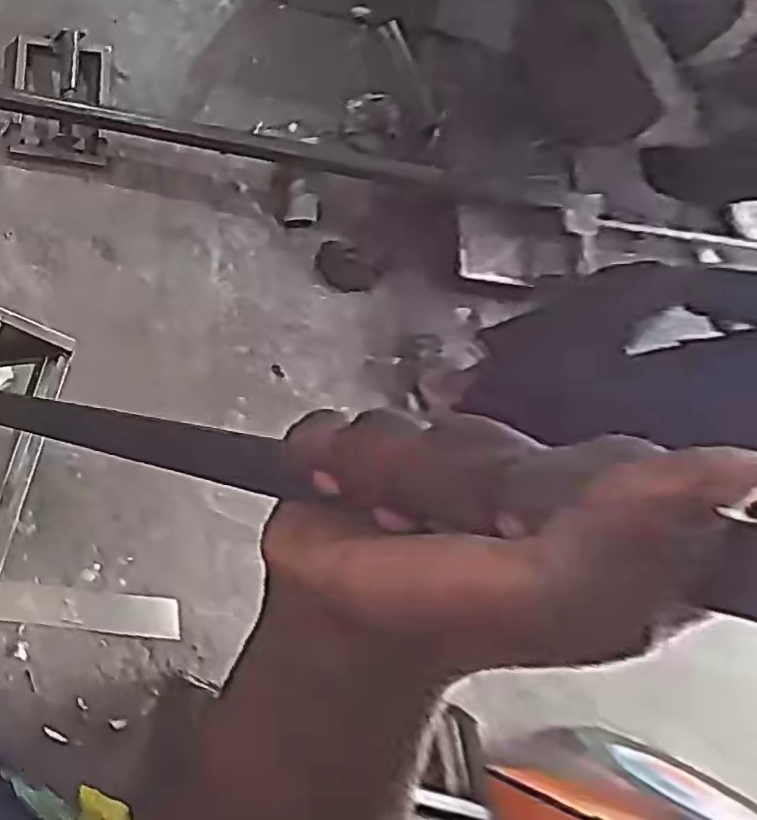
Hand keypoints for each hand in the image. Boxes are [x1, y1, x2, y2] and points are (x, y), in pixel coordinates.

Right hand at [267, 409, 756, 678]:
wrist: (332, 614)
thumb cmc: (440, 618)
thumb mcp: (559, 596)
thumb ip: (630, 536)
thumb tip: (732, 470)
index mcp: (593, 524)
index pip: (595, 451)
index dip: (543, 482)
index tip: (510, 526)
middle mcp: (515, 487)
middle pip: (480, 430)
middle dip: (442, 482)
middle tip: (433, 527)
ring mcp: (429, 464)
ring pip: (397, 421)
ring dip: (375, 474)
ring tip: (379, 514)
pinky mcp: (358, 449)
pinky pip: (333, 419)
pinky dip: (322, 457)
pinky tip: (339, 490)